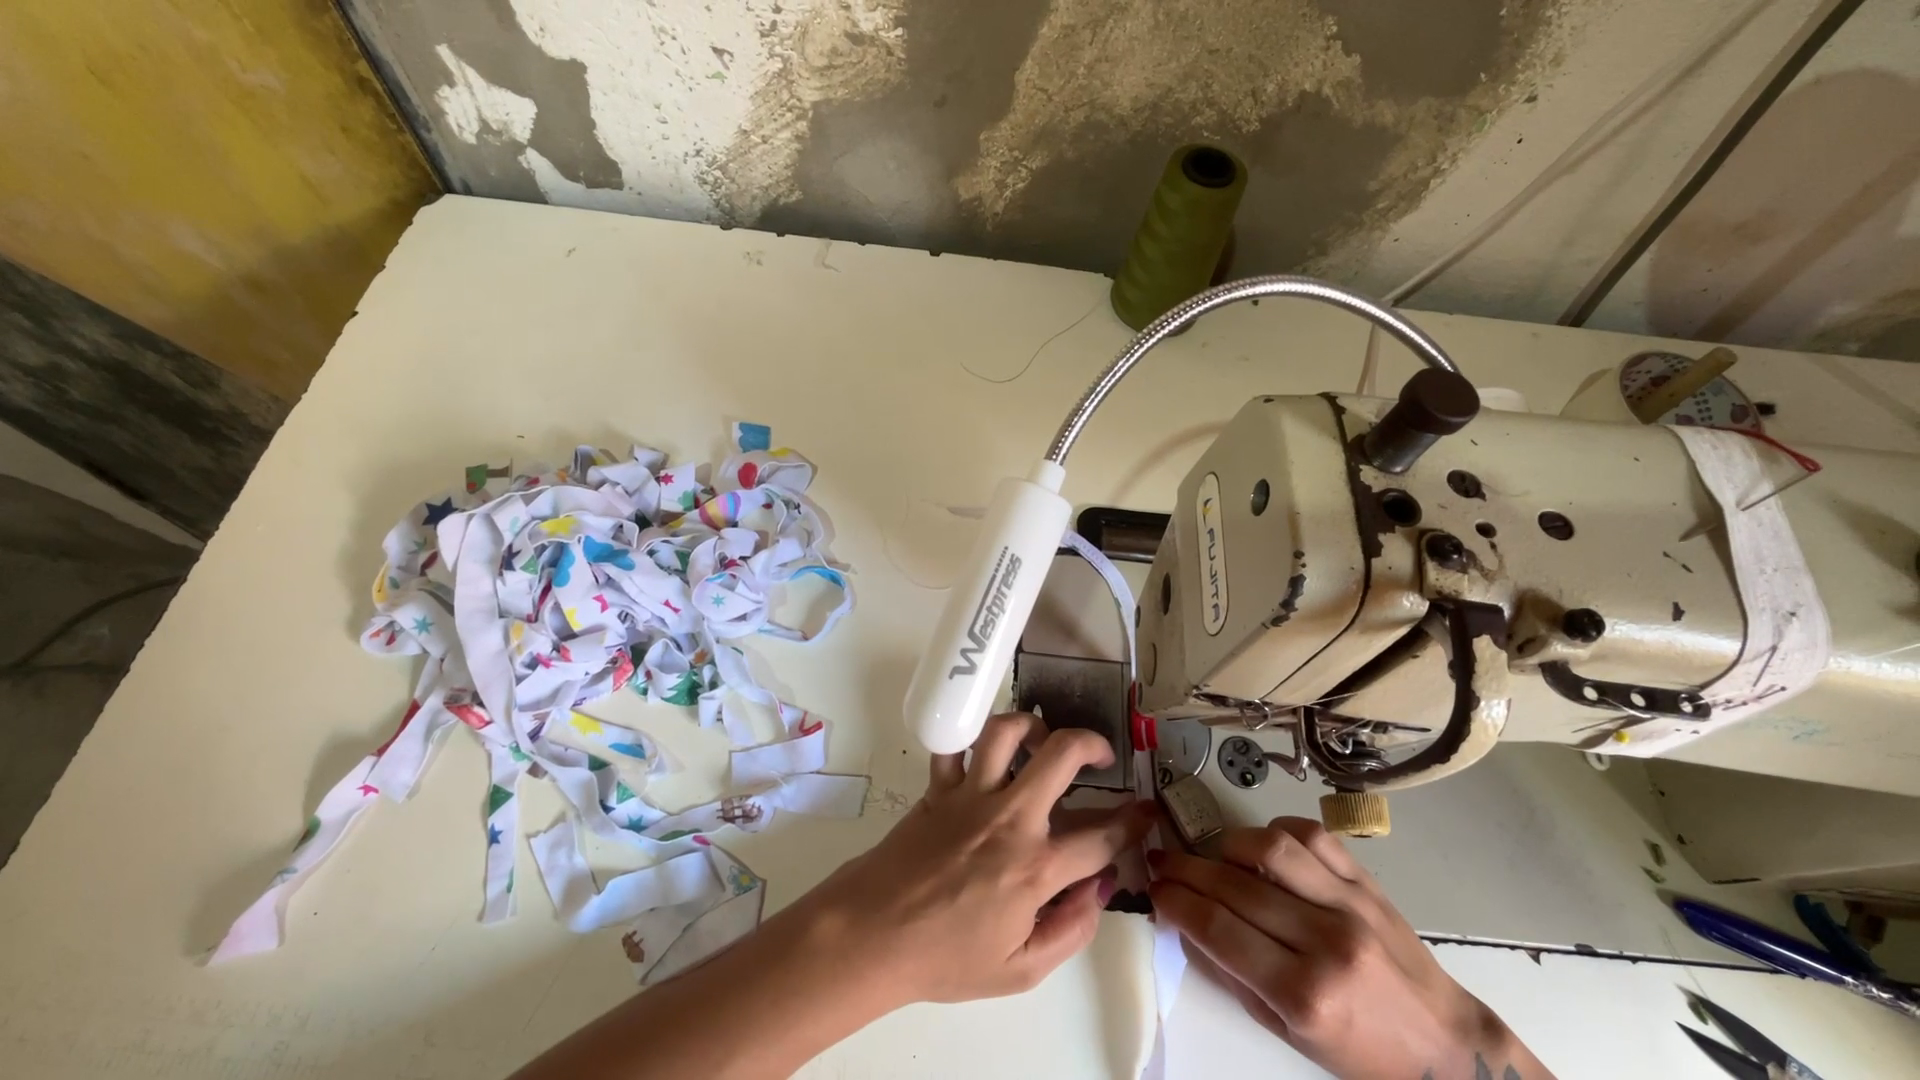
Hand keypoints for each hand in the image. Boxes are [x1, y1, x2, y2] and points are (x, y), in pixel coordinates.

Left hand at [799, 712, 1154, 1006]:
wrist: (871, 936)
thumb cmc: (945, 959)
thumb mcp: (1020, 970)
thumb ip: (1070, 931)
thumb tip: (1096, 890)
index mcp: (1035, 868)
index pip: (1102, 837)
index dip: (1133, 822)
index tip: (1145, 813)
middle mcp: (1009, 820)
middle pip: (1062, 755)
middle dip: (1093, 744)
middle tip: (1101, 756)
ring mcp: (969, 797)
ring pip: (1006, 732)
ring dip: (1032, 726)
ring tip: (1041, 741)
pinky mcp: (936, 790)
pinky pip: (954, 747)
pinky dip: (970, 742)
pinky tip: (984, 756)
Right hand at [1150, 817, 1549, 1079]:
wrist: (1443, 1045)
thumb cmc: (1358, 1051)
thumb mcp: (1285, 1031)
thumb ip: (1230, 974)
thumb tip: (1182, 924)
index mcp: (1302, 992)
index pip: (1217, 929)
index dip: (1175, 902)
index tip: (1152, 890)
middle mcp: (1325, 941)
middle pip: (1234, 885)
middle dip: (1185, 870)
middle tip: (1162, 865)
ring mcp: (1350, 905)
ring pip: (1271, 847)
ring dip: (1227, 845)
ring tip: (1213, 858)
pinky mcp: (1368, 883)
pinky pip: (1313, 836)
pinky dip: (1276, 831)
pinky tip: (1261, 848)